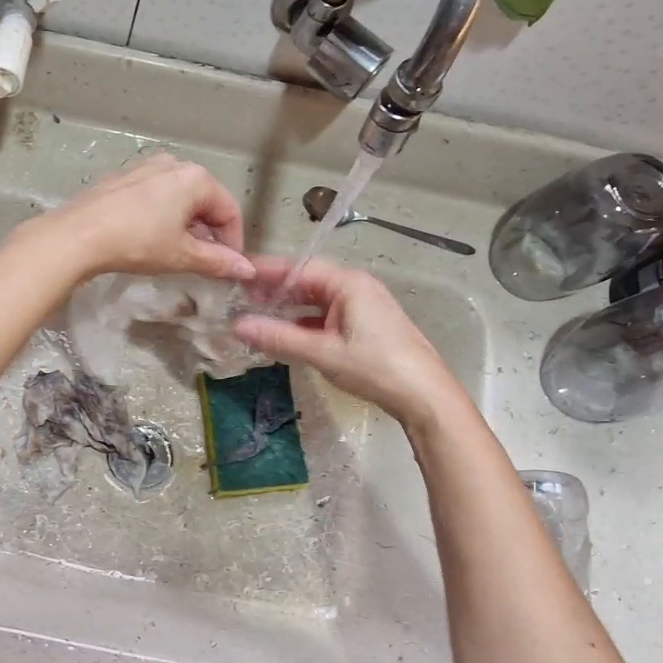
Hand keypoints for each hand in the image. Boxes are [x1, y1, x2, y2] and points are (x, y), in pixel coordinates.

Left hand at [21, 154, 252, 280]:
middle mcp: (174, 164)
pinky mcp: (122, 178)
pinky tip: (150, 239)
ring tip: (177, 254)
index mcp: (195, 178)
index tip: (229, 268)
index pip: (229, 210)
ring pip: (179, 198)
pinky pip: (155, 196)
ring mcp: (145, 167)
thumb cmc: (137, 243)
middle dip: (209, 233)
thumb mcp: (181, 256)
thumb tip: (247, 270)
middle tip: (204, 263)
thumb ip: (217, 261)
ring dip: (185, 226)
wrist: (77, 235)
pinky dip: (162, 217)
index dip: (234, 242)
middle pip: (205, 201)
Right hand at [233, 256, 466, 427]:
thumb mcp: (323, 352)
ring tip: (256, 316)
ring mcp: (362, 307)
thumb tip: (238, 326)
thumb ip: (279, 338)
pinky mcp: (364, 326)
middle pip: (307, 281)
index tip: (238, 275)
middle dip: (275, 290)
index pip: (299, 267)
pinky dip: (304, 322)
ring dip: (288, 308)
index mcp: (349, 283)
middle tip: (240, 298)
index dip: (267, 271)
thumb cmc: (376, 366)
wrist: (424, 395)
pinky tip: (285, 335)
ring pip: (316, 301)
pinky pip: (326, 316)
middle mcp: (356, 288)